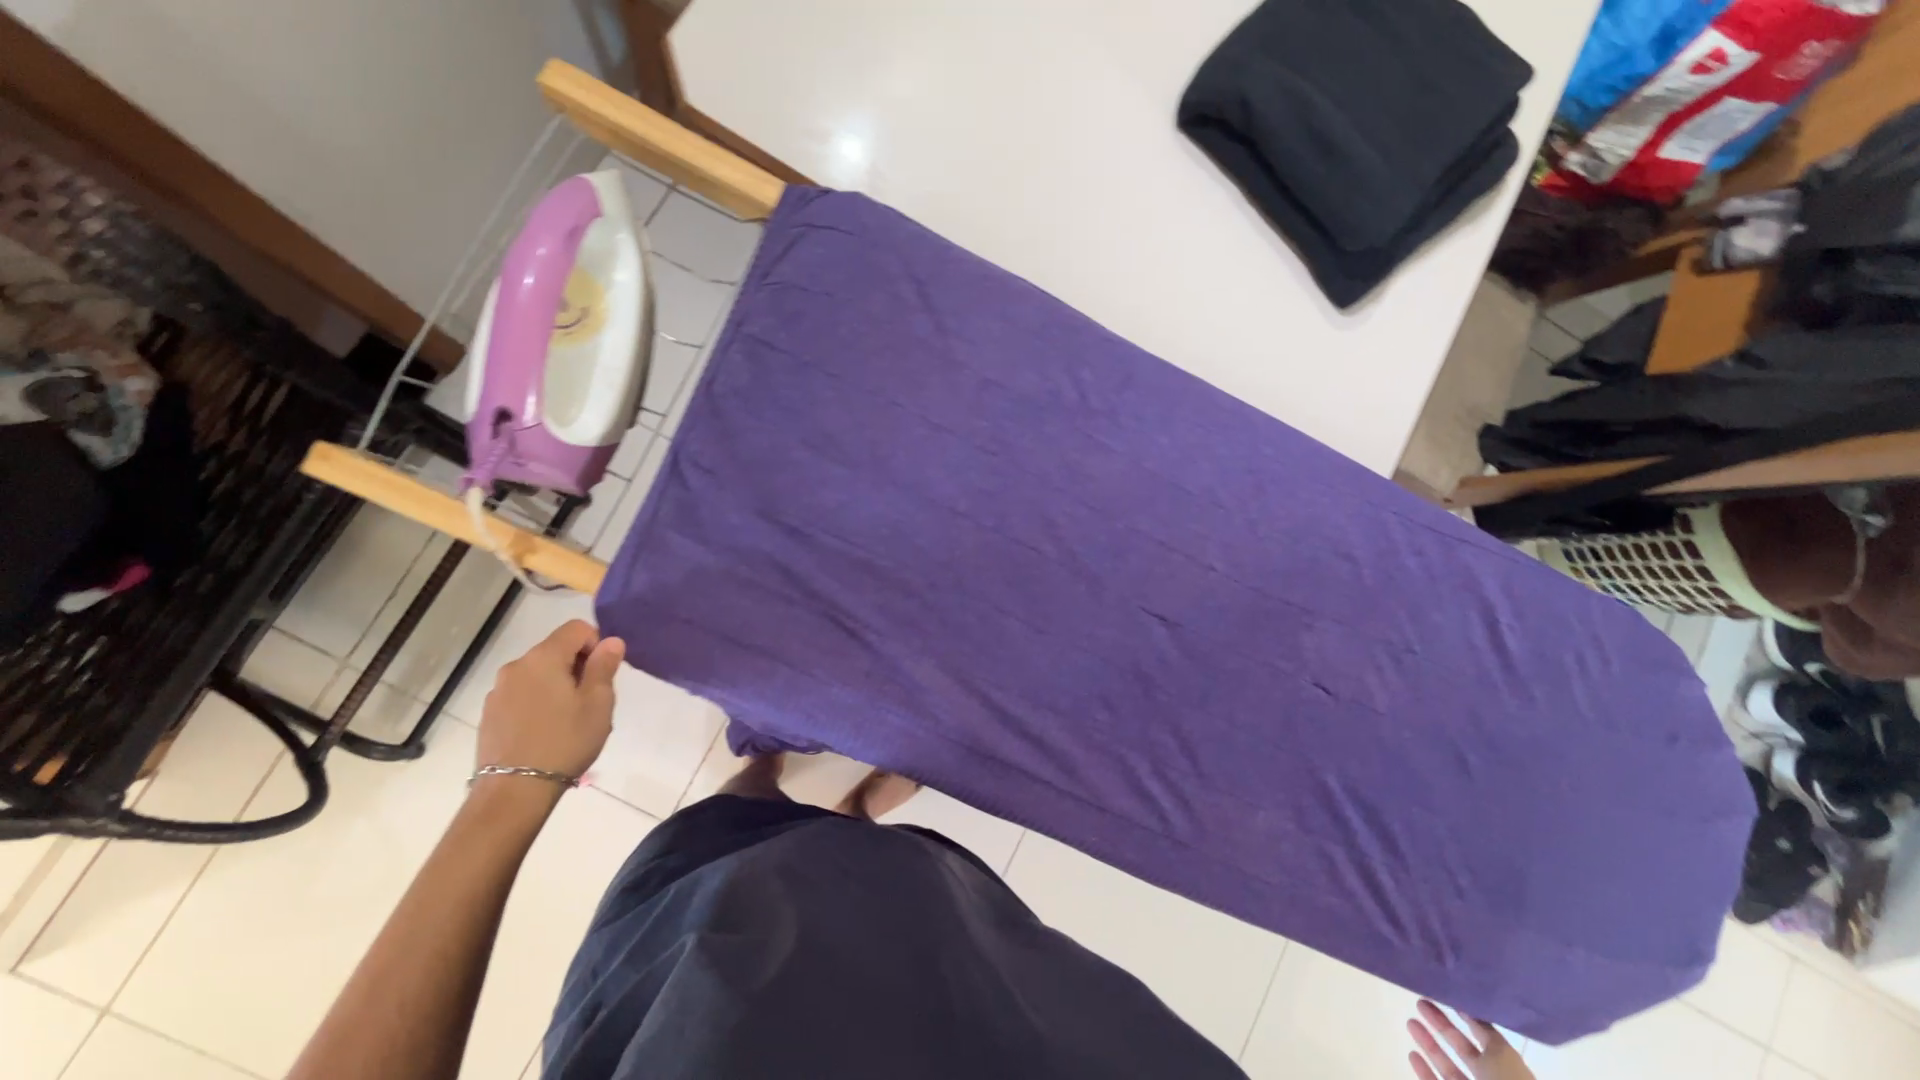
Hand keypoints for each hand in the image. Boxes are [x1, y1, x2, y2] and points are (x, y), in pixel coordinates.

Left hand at [477, 620, 623, 780]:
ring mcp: (498, 691)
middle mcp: (516, 666)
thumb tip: (611, 641)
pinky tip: (544, 733)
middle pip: (555, 651)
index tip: (602, 676)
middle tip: (589, 703)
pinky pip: (522, 695)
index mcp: (543, 658)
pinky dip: (537, 703)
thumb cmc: (565, 741)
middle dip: (577, 668)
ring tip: (567, 722)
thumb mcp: (597, 704)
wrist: (515, 790)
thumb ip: (604, 667)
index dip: (596, 645)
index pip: (576, 628)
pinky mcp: (489, 713)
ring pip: (538, 675)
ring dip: (557, 687)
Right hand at [1407, 1000, 1533, 1079]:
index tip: (1448, 995)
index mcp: (1507, 1066)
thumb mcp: (1502, 1055)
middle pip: (1463, 1048)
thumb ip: (1486, 1032)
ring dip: (1428, 1044)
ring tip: (1410, 1021)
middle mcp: (1489, 1078)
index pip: (1486, 1037)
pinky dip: (1424, 1071)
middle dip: (1442, 1025)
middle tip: (1421, 1001)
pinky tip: (1412, 1055)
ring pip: (1447, 1066)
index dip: (1468, 1017)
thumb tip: (1472, 1006)